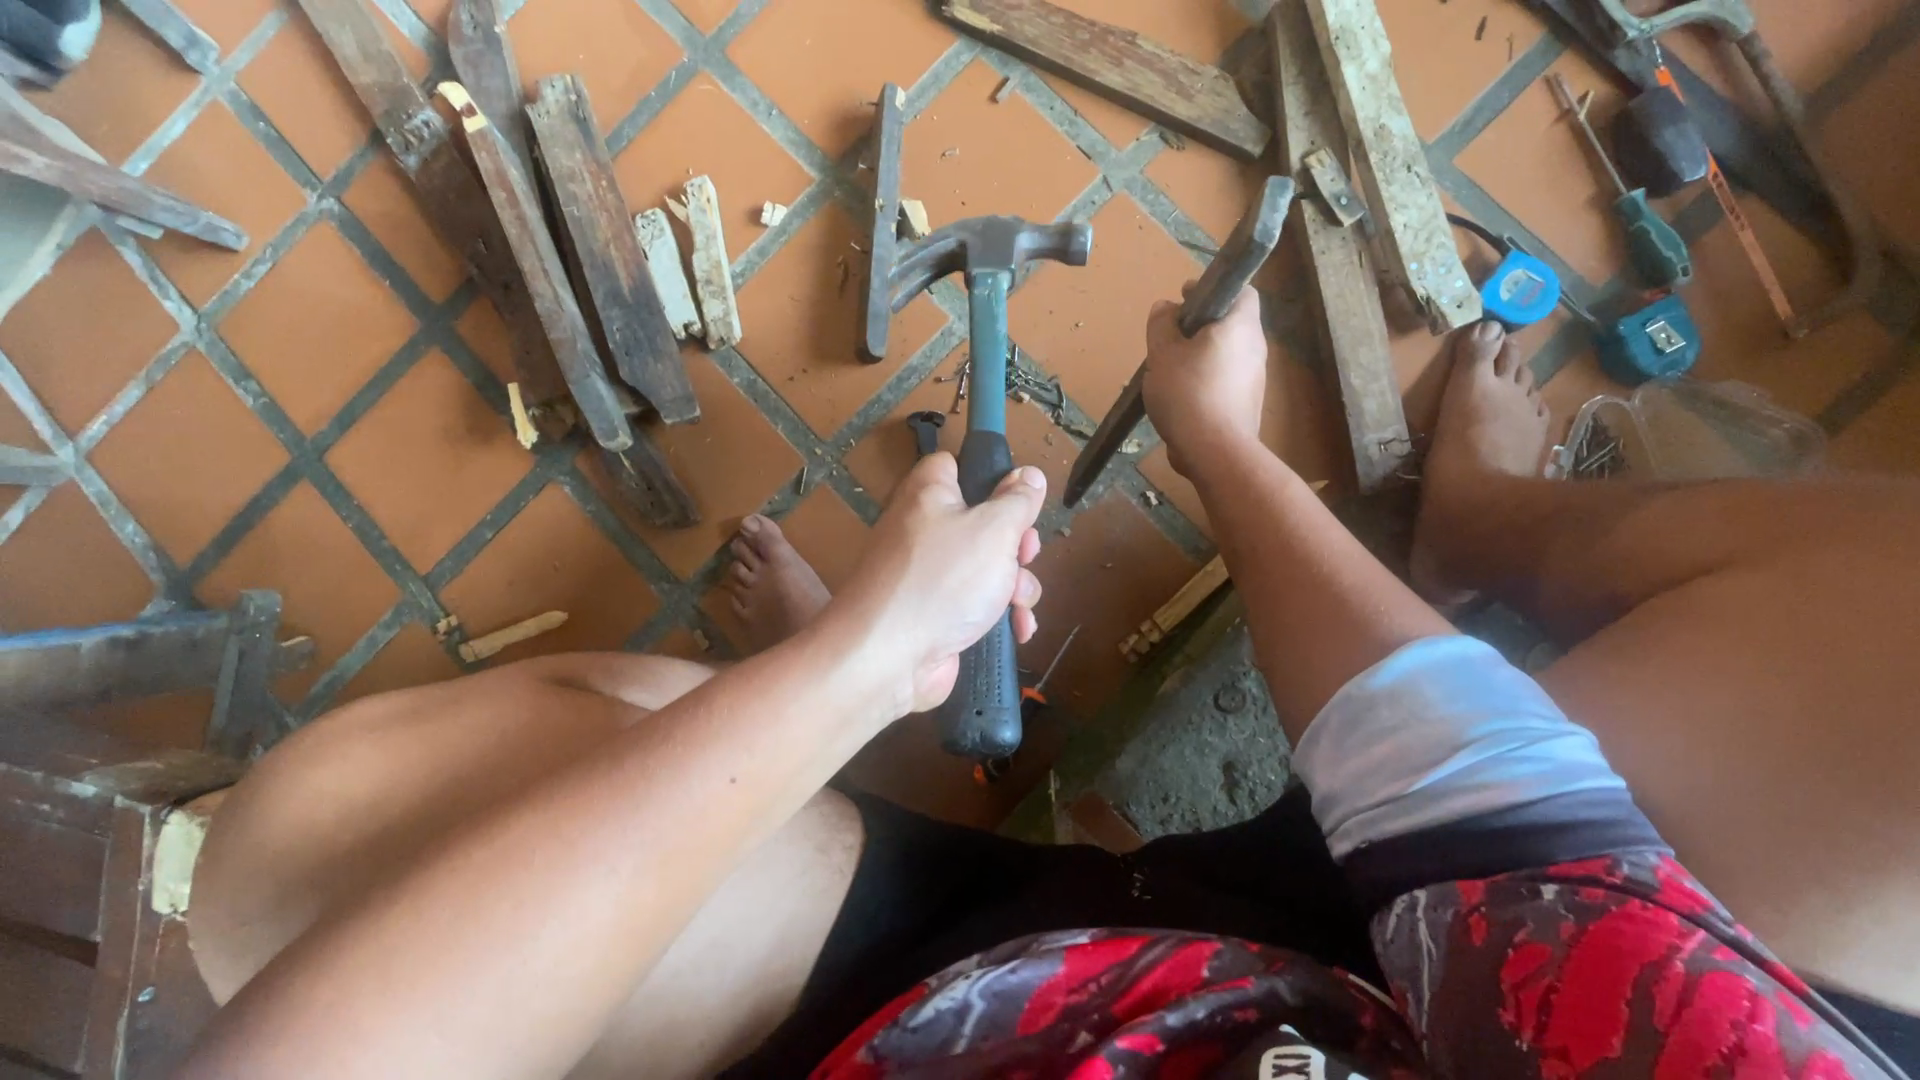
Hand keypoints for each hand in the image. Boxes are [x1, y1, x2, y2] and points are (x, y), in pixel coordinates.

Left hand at [824, 455, 1045, 716]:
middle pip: (983, 521)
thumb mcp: (993, 530)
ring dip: (1014, 585)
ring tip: (1019, 602)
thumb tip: (1027, 474)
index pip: (956, 464)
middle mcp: (925, 530)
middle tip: (1026, 554)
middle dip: (1016, 543)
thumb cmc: (942, 581)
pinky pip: (976, 605)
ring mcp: (930, 576)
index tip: (1018, 494)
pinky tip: (1016, 630)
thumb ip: (1016, 501)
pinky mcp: (936, 615)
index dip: (989, 475)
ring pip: (986, 568)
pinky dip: (998, 616)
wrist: (888, 658)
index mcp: (930, 494)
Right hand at [1141, 284, 1267, 478]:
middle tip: (1170, 338)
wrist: (1214, 451)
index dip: (1214, 289)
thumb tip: (1165, 307)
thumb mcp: (1162, 354)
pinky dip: (1206, 381)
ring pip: (1226, 355)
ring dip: (1201, 356)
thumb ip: (1162, 324)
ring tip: (1170, 371)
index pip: (1241, 291)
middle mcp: (1255, 348)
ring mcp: (1255, 378)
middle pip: (1230, 324)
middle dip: (1201, 327)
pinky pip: (1226, 381)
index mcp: (1240, 326)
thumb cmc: (1187, 393)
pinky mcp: (1248, 403)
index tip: (1186, 299)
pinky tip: (1182, 397)